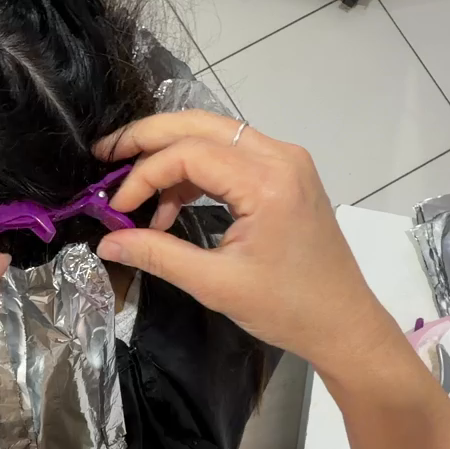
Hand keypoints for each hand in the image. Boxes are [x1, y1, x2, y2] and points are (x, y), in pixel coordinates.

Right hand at [94, 110, 403, 385]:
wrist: (343, 323)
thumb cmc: (286, 309)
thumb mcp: (215, 284)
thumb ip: (157, 255)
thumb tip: (106, 242)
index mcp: (268, 181)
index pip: (188, 154)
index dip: (143, 176)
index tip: (116, 209)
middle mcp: (281, 156)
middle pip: (200, 124)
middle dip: (147, 138)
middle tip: (106, 155)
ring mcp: (287, 161)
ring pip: (214, 135)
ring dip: (170, 156)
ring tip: (136, 193)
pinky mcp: (286, 174)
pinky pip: (231, 156)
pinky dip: (196, 173)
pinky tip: (172, 208)